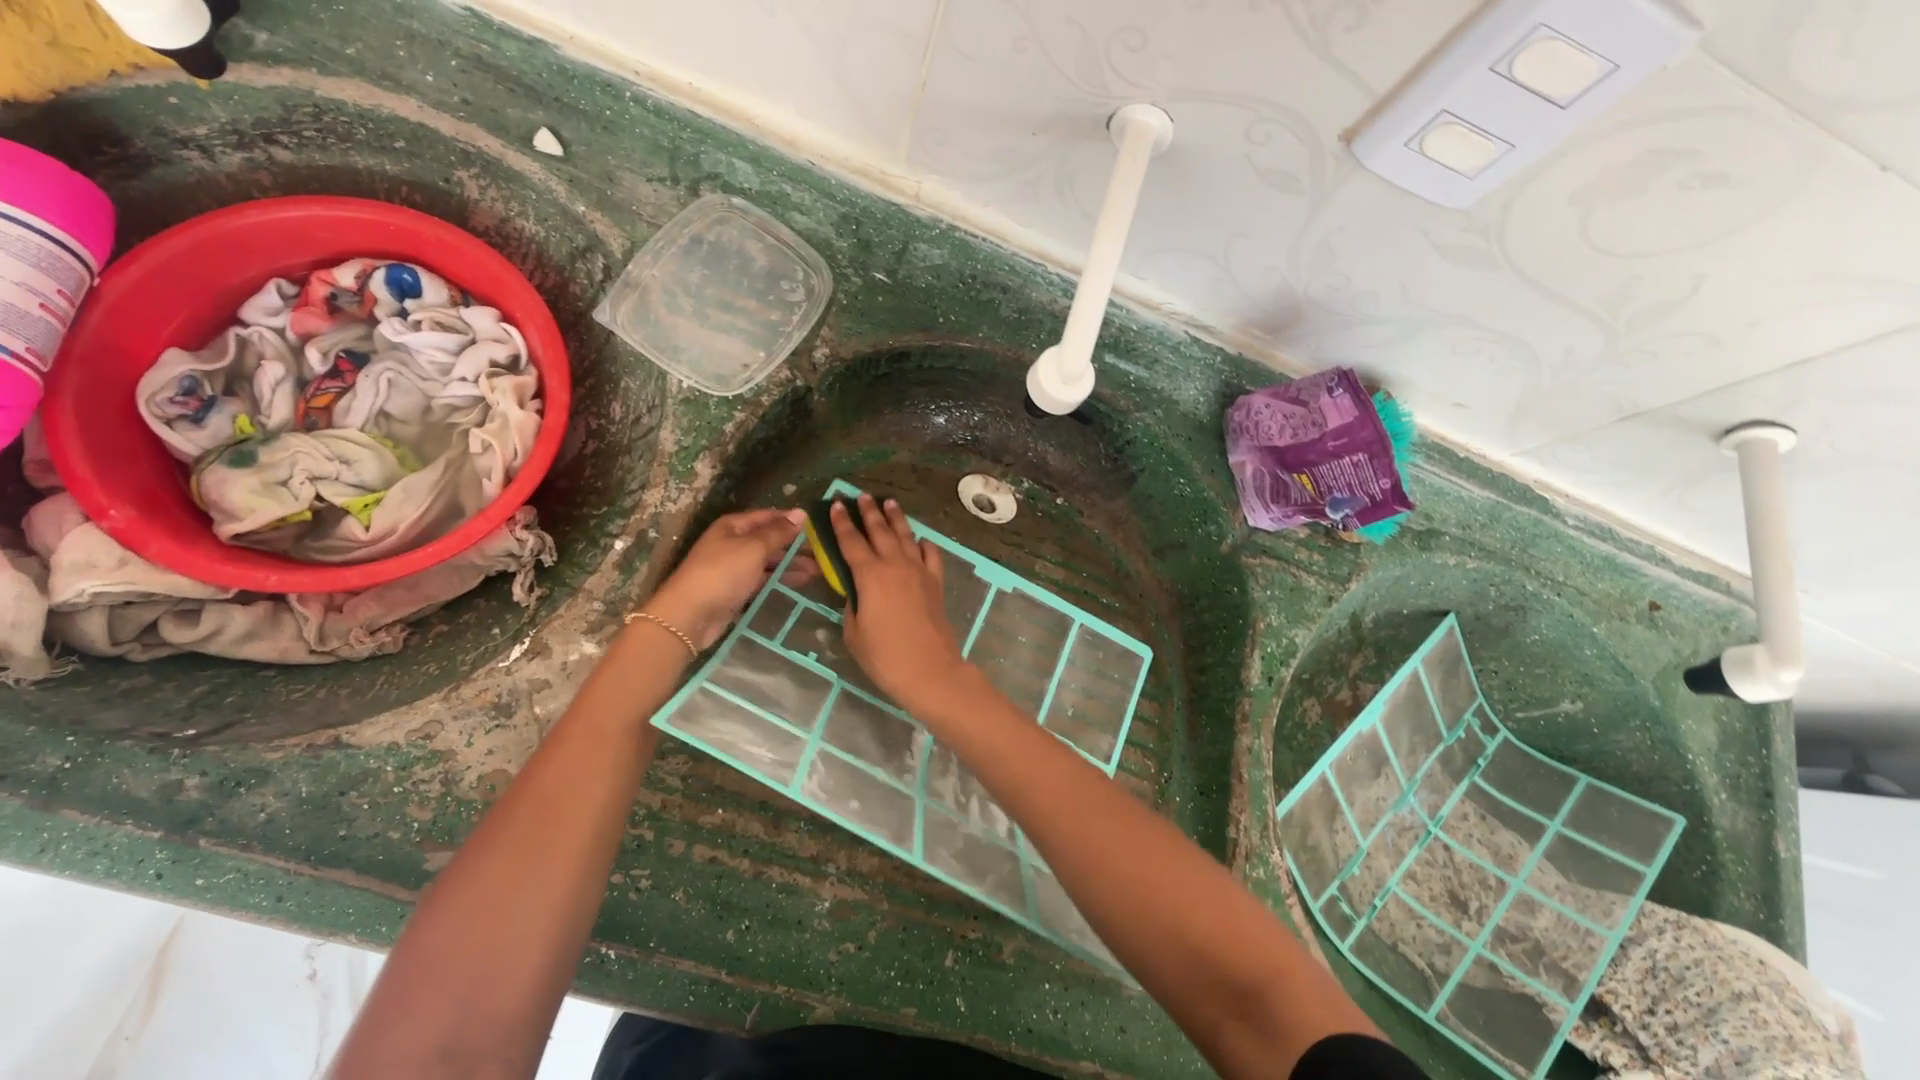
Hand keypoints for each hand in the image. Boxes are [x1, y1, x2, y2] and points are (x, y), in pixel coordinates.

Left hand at [644, 509, 816, 649]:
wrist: (690, 614)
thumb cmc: (722, 573)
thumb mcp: (753, 548)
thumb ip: (778, 532)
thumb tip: (801, 513)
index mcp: (734, 526)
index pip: (769, 516)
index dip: (792, 520)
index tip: (820, 527)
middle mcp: (733, 542)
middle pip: (769, 539)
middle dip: (796, 545)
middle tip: (825, 553)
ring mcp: (734, 567)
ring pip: (768, 561)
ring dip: (792, 564)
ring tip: (820, 570)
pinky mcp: (736, 589)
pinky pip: (764, 579)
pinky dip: (780, 579)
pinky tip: (800, 582)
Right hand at [833, 495, 973, 712]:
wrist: (930, 670)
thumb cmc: (885, 656)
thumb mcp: (854, 632)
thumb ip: (852, 605)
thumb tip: (856, 591)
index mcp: (870, 575)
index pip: (851, 542)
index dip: (842, 523)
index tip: (837, 505)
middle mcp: (895, 565)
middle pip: (880, 532)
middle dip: (869, 513)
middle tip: (861, 496)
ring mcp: (919, 572)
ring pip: (906, 537)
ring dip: (896, 519)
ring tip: (889, 503)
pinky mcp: (936, 584)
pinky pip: (931, 555)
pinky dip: (925, 544)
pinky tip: (921, 540)